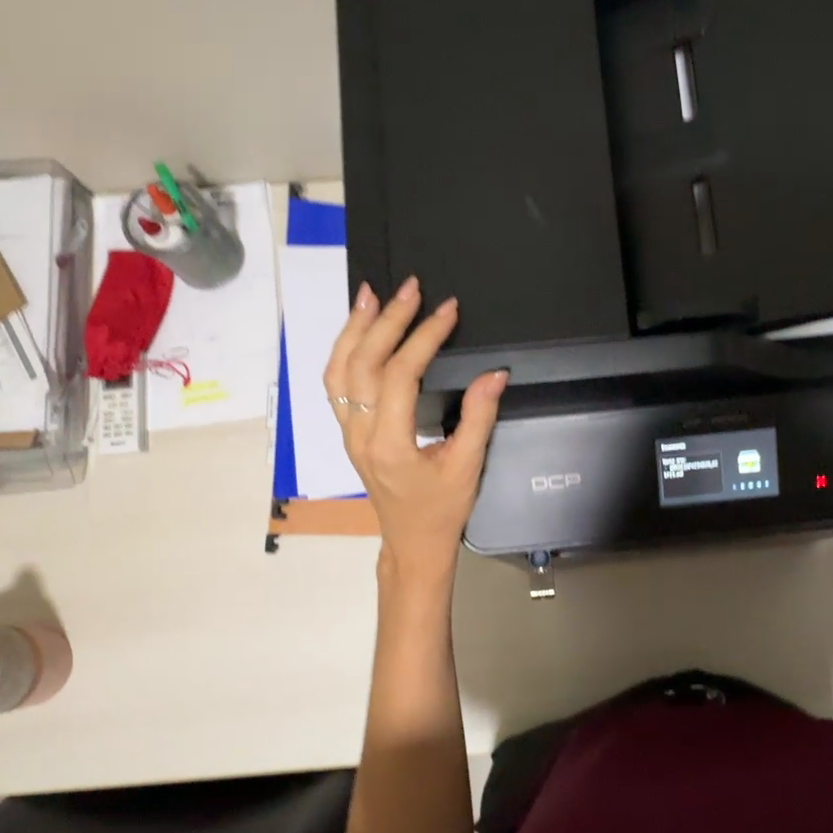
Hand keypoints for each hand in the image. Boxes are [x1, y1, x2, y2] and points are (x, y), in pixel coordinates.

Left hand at [325, 277, 507, 577]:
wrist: (412, 543)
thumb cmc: (442, 510)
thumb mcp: (468, 466)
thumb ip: (479, 417)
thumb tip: (495, 373)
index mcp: (389, 443)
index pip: (399, 375)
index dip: (423, 337)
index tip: (446, 311)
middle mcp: (359, 433)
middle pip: (362, 363)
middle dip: (386, 320)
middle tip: (411, 289)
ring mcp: (348, 432)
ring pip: (338, 370)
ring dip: (354, 328)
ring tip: (370, 294)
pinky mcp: (348, 431)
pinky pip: (337, 383)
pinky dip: (345, 350)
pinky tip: (358, 329)